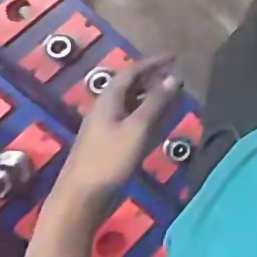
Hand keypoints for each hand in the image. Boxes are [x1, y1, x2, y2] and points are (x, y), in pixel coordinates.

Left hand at [46, 56, 181, 227]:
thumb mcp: (137, 128)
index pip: (131, 72)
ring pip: (132, 104)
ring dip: (152, 96)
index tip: (174, 58)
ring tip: (173, 94)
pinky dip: (148, 114)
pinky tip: (160, 121)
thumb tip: (174, 78)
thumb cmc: (109, 160)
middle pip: (130, 87)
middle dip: (152, 78)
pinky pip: (133, 120)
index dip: (152, 63)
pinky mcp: (110, 145)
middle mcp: (106, 110)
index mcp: (108, 101)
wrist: (81, 198)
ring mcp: (107, 128)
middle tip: (175, 75)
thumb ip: (156, 103)